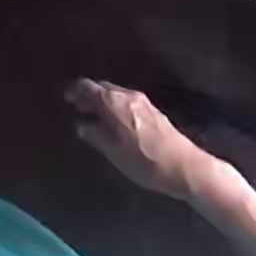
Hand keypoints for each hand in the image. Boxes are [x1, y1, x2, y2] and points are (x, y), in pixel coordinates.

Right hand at [67, 78, 219, 199]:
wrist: (188, 169)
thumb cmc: (145, 162)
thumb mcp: (113, 153)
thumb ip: (94, 135)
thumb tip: (81, 124)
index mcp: (112, 102)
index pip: (86, 86)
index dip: (74, 91)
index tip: (67, 99)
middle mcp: (126, 95)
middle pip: (100, 87)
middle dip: (88, 95)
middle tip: (79, 108)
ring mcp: (142, 102)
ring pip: (114, 94)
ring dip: (103, 101)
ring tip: (96, 118)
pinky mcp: (153, 111)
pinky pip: (126, 101)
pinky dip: (115, 107)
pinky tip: (116, 124)